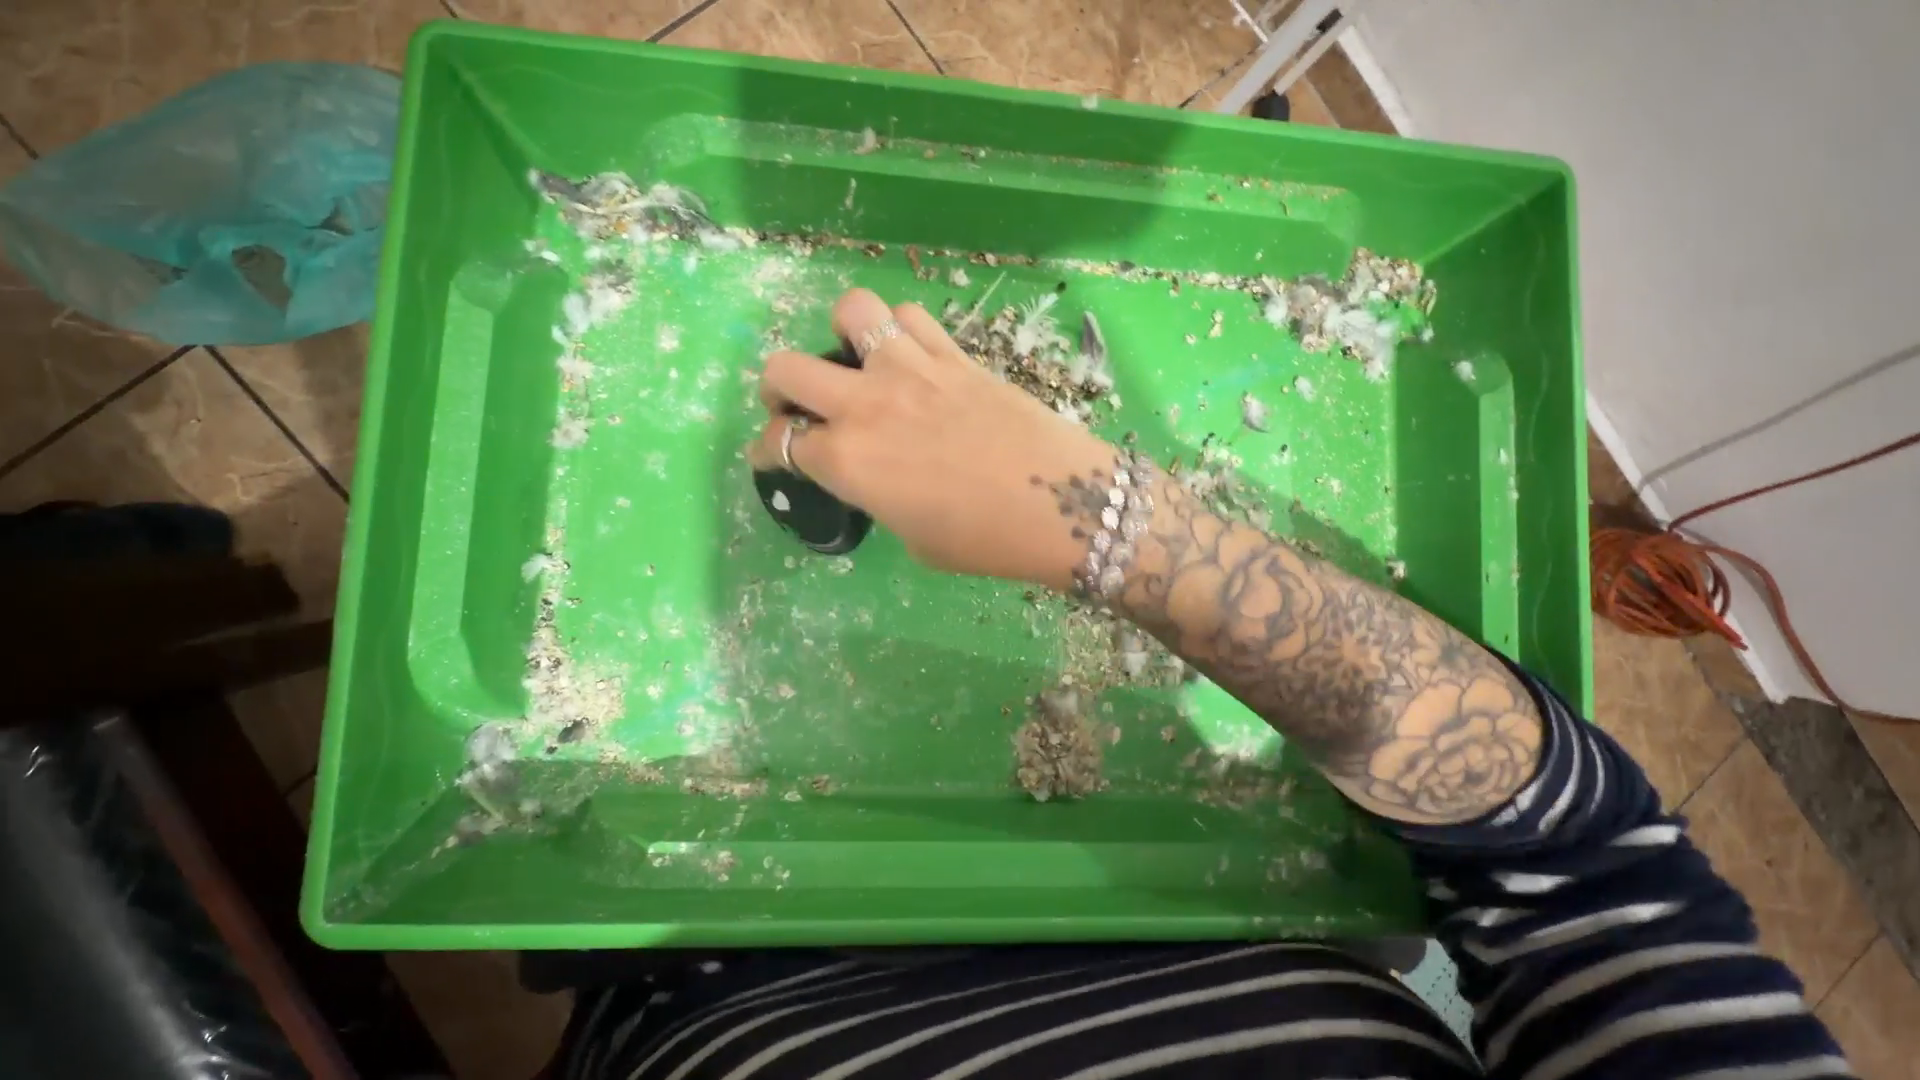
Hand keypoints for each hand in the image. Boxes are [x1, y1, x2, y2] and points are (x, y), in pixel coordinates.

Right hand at [747, 288, 1116, 588]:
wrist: (1061, 507)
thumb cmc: (983, 540)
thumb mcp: (913, 537)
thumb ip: (879, 496)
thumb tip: (878, 476)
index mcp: (847, 461)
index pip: (781, 443)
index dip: (769, 452)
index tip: (775, 457)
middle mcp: (865, 405)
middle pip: (786, 369)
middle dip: (776, 389)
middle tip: (794, 405)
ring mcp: (910, 369)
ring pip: (849, 312)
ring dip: (840, 336)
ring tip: (856, 360)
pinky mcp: (954, 354)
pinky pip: (910, 316)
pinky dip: (899, 328)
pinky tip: (910, 352)